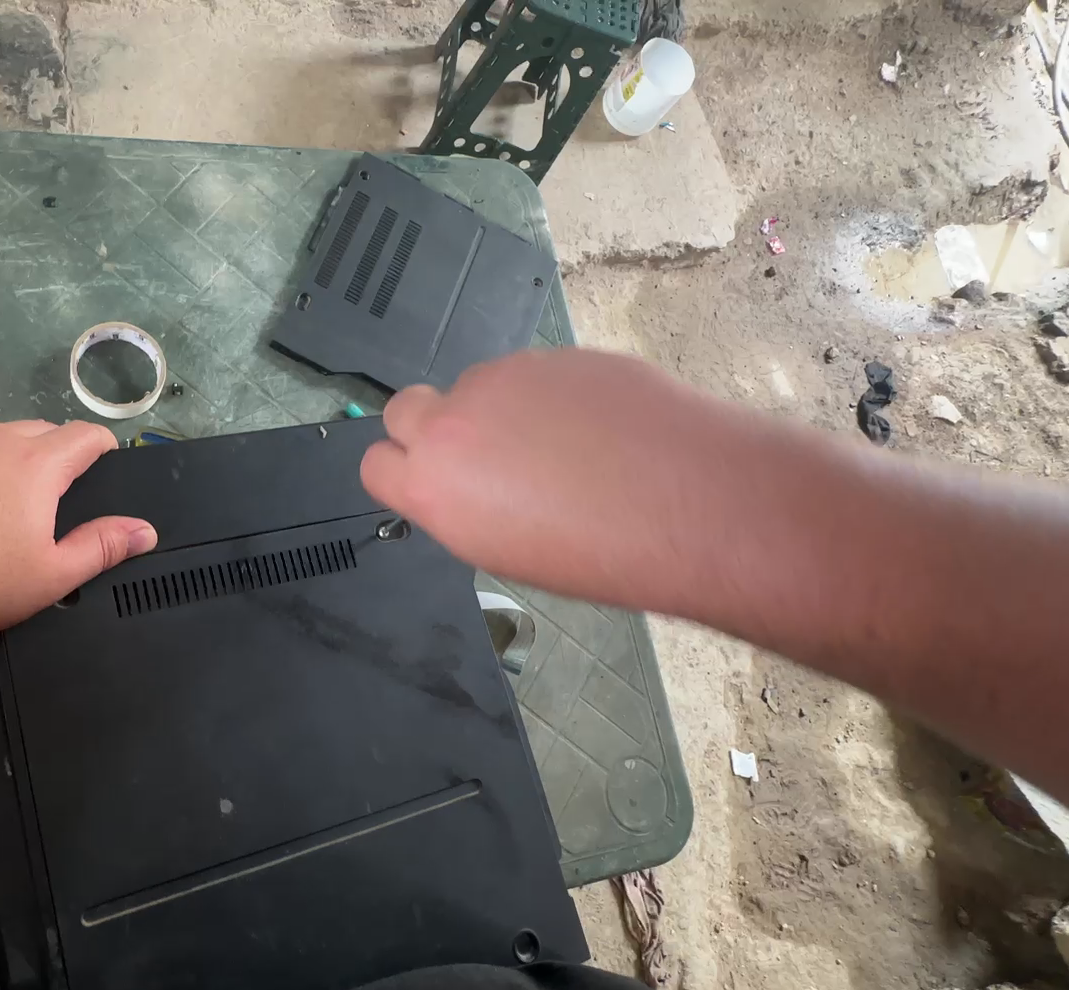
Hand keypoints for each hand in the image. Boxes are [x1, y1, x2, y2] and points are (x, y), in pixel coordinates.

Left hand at [0, 420, 155, 649]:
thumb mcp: (51, 576)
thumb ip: (104, 547)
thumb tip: (145, 531)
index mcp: (36, 464)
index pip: (85, 435)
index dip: (101, 447)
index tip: (101, 466)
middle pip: (39, 431)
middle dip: (53, 456)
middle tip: (45, 502)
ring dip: (3, 459)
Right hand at [359, 348, 766, 612]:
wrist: (693, 503)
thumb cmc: (598, 554)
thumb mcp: (502, 550)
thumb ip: (457, 505)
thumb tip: (459, 483)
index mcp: (431, 485)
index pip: (374, 462)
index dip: (401, 472)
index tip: (429, 482)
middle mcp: (453, 422)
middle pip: (405, 407)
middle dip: (430, 428)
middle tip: (480, 456)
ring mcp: (504, 378)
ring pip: (474, 387)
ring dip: (495, 409)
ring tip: (559, 448)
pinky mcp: (554, 355)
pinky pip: (529, 373)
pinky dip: (546, 395)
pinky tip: (594, 428)